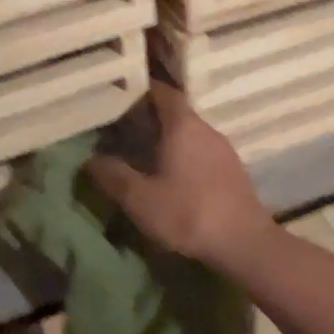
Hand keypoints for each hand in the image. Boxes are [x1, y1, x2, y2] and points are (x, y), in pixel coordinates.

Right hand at [85, 83, 278, 265]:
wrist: (243, 242)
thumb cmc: (188, 213)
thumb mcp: (139, 198)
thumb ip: (113, 175)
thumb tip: (91, 160)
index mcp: (183, 125)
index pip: (161, 92)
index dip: (140, 91)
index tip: (118, 98)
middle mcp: (206, 129)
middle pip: (174, 113)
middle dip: (148, 119)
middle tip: (120, 130)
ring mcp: (223, 149)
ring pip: (189, 134)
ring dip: (166, 140)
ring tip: (141, 155)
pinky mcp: (232, 170)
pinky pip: (201, 152)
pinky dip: (182, 156)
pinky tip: (170, 177)